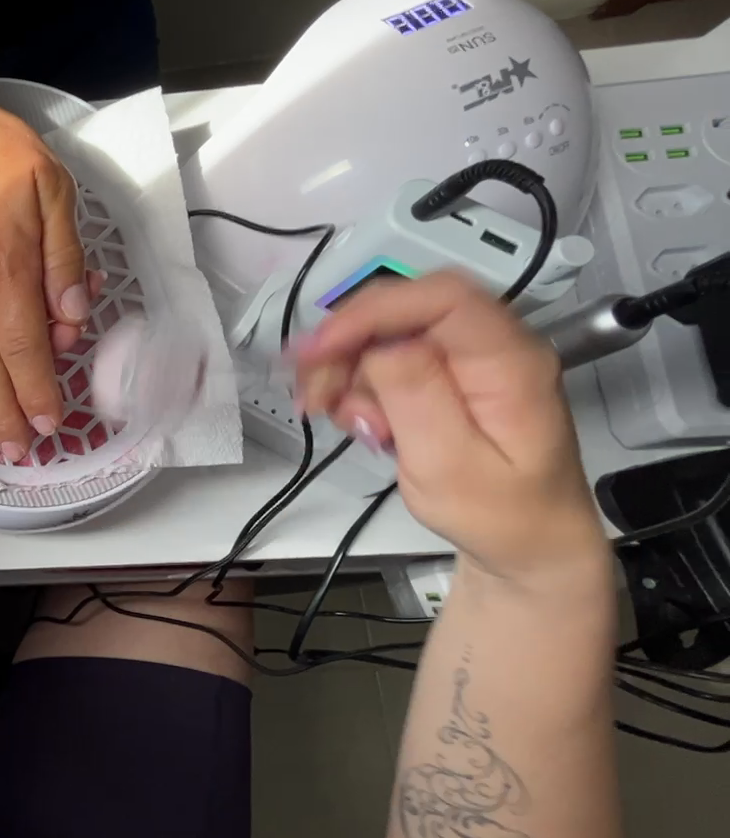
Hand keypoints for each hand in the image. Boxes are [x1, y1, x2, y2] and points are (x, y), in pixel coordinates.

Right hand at [292, 272, 607, 584]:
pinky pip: (382, 360)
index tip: (316, 351)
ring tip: (335, 417)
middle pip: (403, 310)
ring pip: (383, 336)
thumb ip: (417, 398)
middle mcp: (489, 348)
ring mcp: (463, 361)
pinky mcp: (441, 375)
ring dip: (343, 370)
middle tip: (311, 393)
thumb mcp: (449, 464)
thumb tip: (380, 347)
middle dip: (344, 344)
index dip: (371, 313)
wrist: (525, 538)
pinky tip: (355, 419)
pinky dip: (353, 384)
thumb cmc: (496, 511)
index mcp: (508, 363)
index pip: (441, 299)